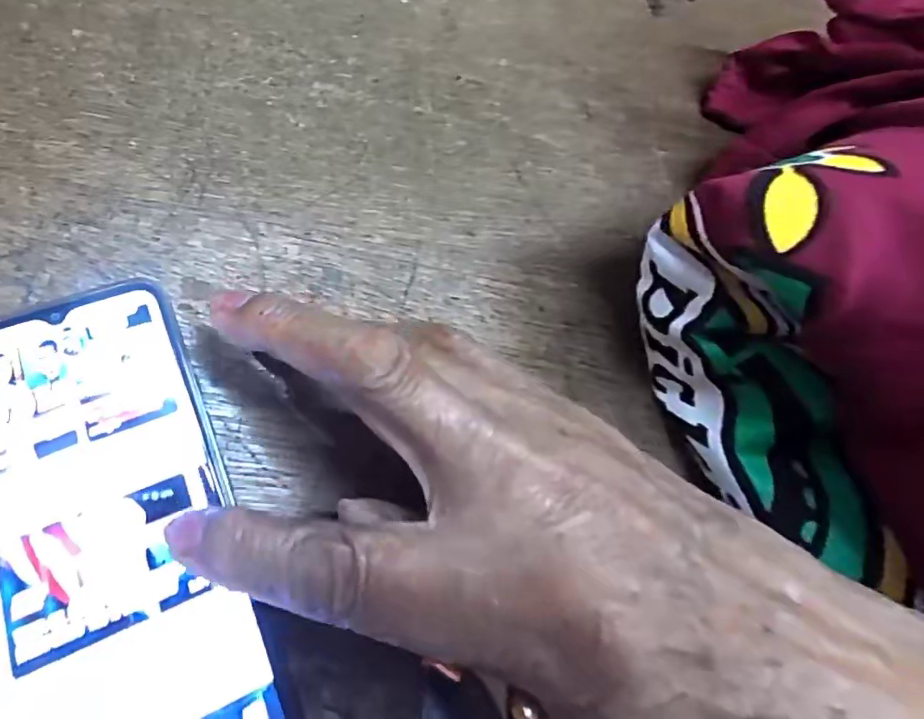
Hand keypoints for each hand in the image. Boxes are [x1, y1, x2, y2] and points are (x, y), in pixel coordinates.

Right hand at [164, 292, 923, 718]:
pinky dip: (407, 388)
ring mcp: (514, 391)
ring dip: (359, 357)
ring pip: (415, 357)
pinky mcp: (545, 420)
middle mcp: (471, 373)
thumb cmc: (567, 598)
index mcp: (432, 393)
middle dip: (310, 335)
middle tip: (258, 335)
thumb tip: (195, 534)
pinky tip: (412, 424)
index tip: (220, 302)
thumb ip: (306, 561)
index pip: (330, 343)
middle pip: (371, 340)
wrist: (728, 620)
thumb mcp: (418, 590)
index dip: (270, 324)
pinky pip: (452, 382)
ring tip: (319, 369)